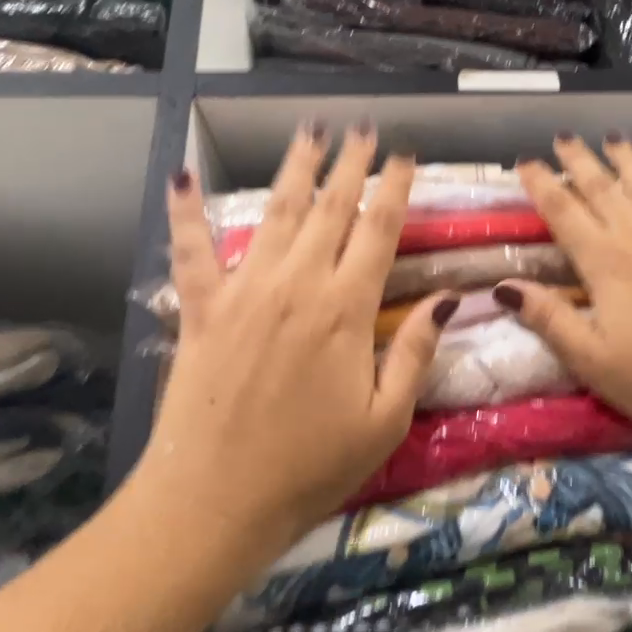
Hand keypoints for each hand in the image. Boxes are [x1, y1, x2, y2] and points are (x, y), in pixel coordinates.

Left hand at [128, 124, 457, 547]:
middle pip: (331, 209)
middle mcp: (297, 285)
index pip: (379, 231)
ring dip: (295, 169)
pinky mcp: (200, 309)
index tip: (404, 155)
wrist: (215, 502)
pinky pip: (191, 251)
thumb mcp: (386, 419)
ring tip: (310, 131)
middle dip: (351, 164)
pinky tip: (183, 176)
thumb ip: (417, 353)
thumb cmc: (311, 466)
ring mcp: (244, 292)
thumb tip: (448, 297)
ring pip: (276, 213)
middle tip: (362, 129)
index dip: (395, 188)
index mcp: (346, 309)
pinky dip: (186, 213)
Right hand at [497, 135, 631, 451]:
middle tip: (563, 136)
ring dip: (630, 161)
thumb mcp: (594, 362)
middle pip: (603, 189)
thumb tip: (503, 285)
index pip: (563, 212)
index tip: (524, 161)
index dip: (541, 185)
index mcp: (605, 262)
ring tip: (615, 137)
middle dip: (580, 161)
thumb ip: (550, 320)